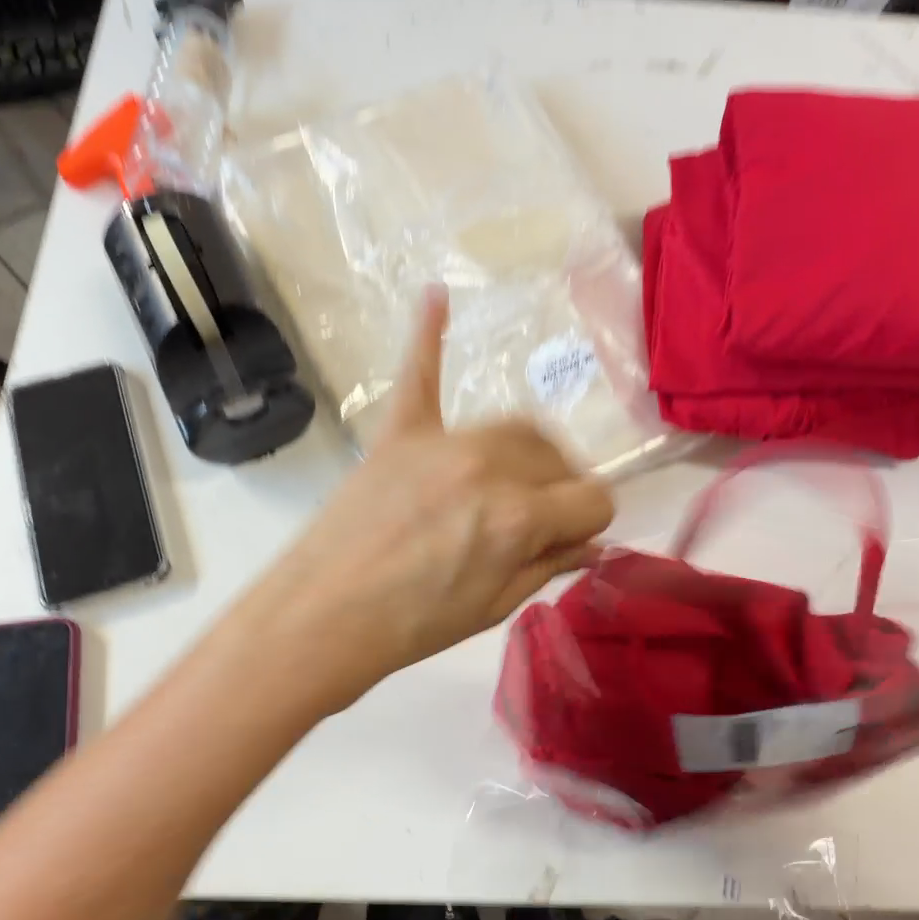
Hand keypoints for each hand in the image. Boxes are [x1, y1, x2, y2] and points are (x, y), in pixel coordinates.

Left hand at [243, 286, 614, 705]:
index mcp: (520, 519)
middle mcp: (490, 467)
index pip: (594, 500)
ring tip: (518, 478)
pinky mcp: (398, 432)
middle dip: (562, 491)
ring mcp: (442, 443)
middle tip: (539, 522)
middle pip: (559, 459)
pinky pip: (420, 375)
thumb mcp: (494, 607)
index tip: (572, 540)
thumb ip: (549, 565)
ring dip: (532, 452)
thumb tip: (592, 545)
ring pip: (517, 426)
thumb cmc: (413, 625)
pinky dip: (428, 334)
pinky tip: (437, 295)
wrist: (324, 615)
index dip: (589, 524)